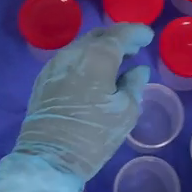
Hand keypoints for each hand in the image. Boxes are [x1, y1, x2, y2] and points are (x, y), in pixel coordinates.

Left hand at [0, 24, 152, 191]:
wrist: (50, 159)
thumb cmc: (94, 135)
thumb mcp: (126, 112)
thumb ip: (134, 84)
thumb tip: (138, 69)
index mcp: (97, 57)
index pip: (120, 34)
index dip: (136, 33)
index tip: (148, 36)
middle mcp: (73, 53)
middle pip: (99, 36)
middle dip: (118, 38)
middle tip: (134, 48)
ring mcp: (55, 64)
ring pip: (82, 46)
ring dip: (100, 48)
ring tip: (117, 60)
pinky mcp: (44, 78)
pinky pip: (69, 59)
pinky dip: (85, 59)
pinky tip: (93, 72)